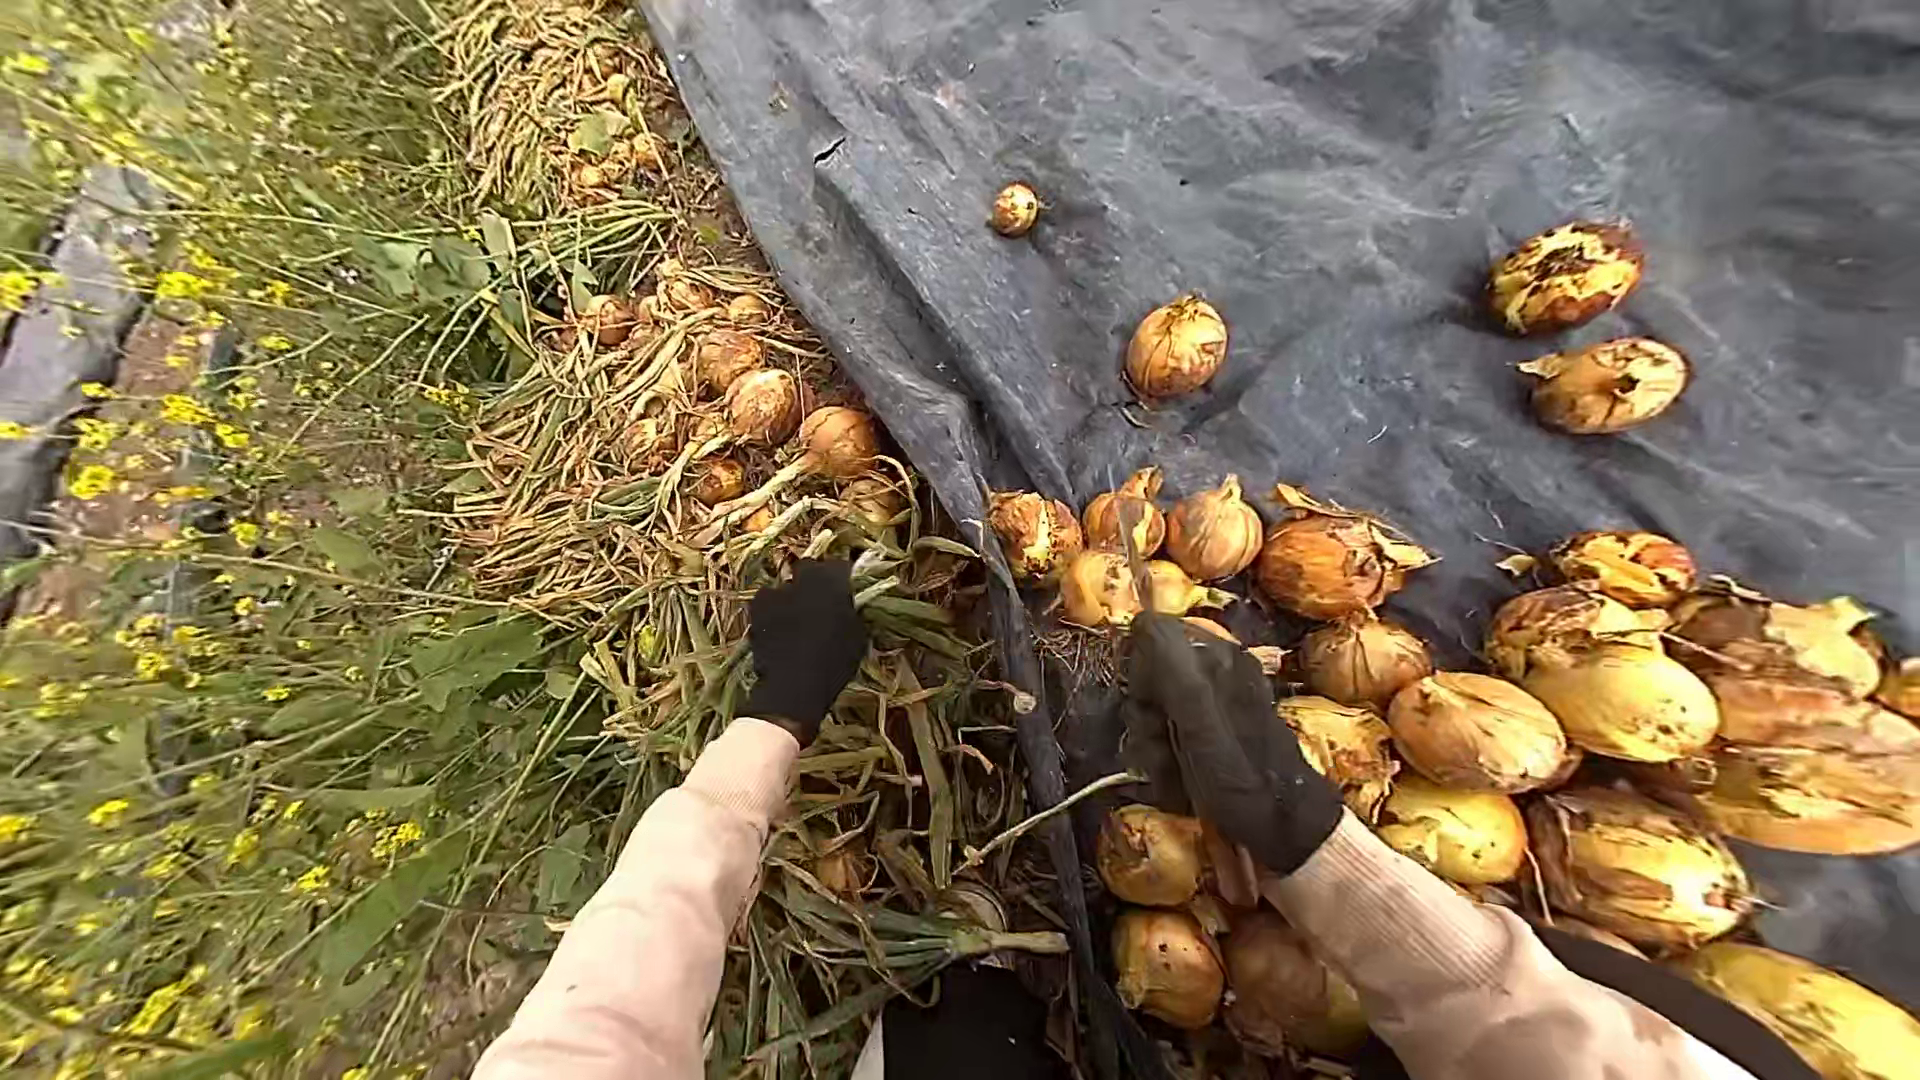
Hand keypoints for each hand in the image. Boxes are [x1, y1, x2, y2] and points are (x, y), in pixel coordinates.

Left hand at [744, 559, 868, 744]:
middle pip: (812, 568)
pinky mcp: (758, 605)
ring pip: (788, 583)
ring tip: (798, 615)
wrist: (794, 686)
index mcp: (835, 580)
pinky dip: (773, 607)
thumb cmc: (836, 662)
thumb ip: (854, 611)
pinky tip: (778, 625)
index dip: (845, 579)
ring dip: (793, 593)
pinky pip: (768, 599)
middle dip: (816, 579)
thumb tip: (854, 604)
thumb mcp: (859, 635)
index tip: (847, 592)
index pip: (843, 566)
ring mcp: (779, 589)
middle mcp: (806, 576)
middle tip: (822, 601)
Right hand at [1120, 614, 1341, 874]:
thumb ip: (1170, 663)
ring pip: (1154, 706)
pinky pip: (1171, 727)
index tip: (1151, 703)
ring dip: (1152, 741)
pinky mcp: (1215, 727)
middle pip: (1148, 673)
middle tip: (1160, 742)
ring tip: (1171, 769)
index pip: (1150, 634)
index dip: (1141, 669)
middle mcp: (1215, 668)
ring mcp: (1216, 698)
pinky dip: (1166, 753)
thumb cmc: (1240, 774)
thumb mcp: (1198, 715)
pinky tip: (1179, 776)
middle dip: (1145, 712)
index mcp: (1214, 653)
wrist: (1285, 830)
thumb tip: (1140, 617)